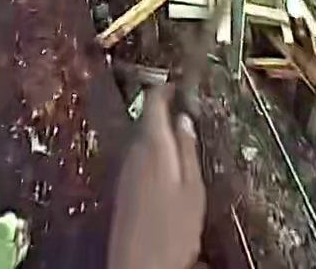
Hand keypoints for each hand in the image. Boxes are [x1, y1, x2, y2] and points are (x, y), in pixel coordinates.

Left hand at [108, 84, 205, 268]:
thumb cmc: (172, 229)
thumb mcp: (192, 187)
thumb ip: (186, 148)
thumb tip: (184, 117)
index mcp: (152, 143)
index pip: (153, 98)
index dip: (167, 87)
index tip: (182, 86)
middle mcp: (134, 149)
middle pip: (148, 117)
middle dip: (166, 112)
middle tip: (189, 112)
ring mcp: (126, 168)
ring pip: (144, 137)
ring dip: (161, 133)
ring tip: (183, 140)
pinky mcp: (124, 187)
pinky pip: (140, 156)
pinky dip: (154, 152)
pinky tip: (168, 170)